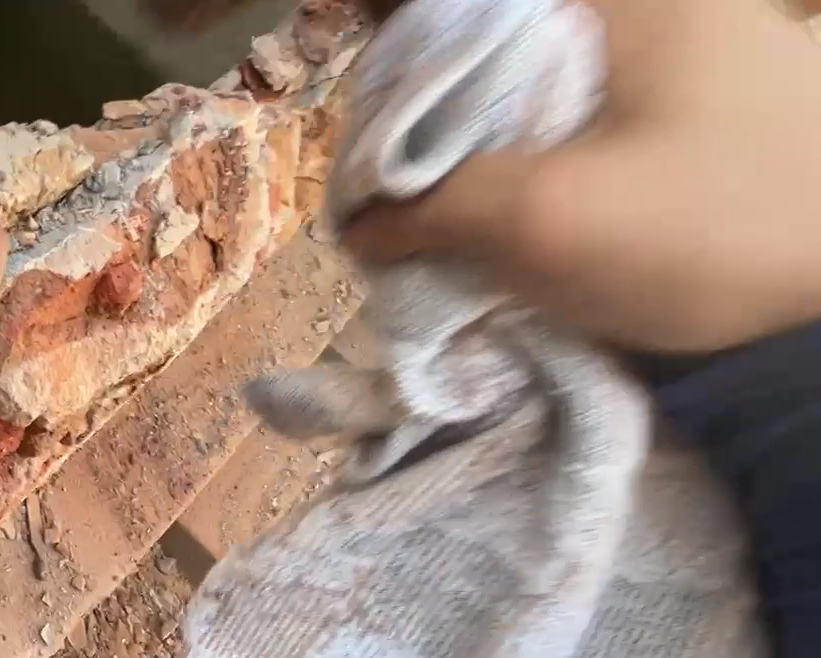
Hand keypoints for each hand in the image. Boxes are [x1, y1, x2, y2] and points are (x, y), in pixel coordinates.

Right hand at [345, 0, 820, 352]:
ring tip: (417, 221)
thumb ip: (426, 207)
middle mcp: (644, 19)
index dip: (397, 80)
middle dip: (418, 132)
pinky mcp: (663, 122)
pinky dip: (496, 178)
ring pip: (506, 104)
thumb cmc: (702, 232)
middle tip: (381, 200)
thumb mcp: (539, 216)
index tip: (364, 155)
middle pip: (480, 61)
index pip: (463, 21)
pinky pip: (544, 136)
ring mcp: (660, 69)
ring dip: (454, 164)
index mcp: (626, 7)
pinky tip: (476, 222)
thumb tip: (356, 225)